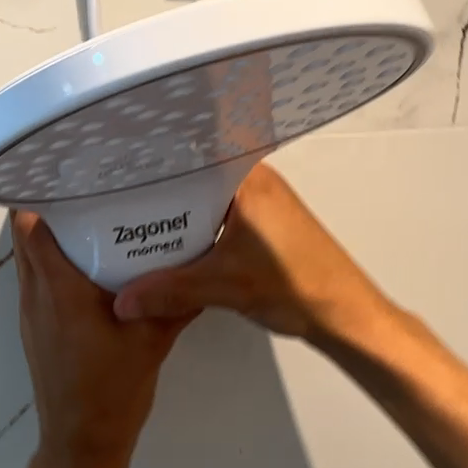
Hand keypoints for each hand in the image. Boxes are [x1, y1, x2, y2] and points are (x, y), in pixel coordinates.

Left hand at [12, 210, 191, 462]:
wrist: (82, 440)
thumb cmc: (113, 388)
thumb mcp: (152, 340)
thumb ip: (174, 299)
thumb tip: (198, 257)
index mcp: (57, 287)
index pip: (28, 225)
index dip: (39, 193)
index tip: (64, 171)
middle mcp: (35, 291)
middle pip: (22, 233)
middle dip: (43, 204)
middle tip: (79, 186)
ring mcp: (29, 309)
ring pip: (25, 254)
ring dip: (44, 232)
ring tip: (82, 214)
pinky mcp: (32, 324)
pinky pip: (32, 276)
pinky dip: (47, 258)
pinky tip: (81, 259)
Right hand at [112, 163, 392, 348]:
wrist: (350, 318)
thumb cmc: (296, 287)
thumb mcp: (225, 287)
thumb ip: (170, 291)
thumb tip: (121, 303)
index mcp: (248, 176)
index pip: (194, 148)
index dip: (158, 153)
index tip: (121, 158)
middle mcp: (255, 178)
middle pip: (197, 171)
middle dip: (161, 182)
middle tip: (117, 187)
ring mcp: (262, 199)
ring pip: (208, 192)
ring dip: (179, 205)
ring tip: (134, 211)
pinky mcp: (265, 221)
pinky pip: (219, 209)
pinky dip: (196, 220)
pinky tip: (170, 236)